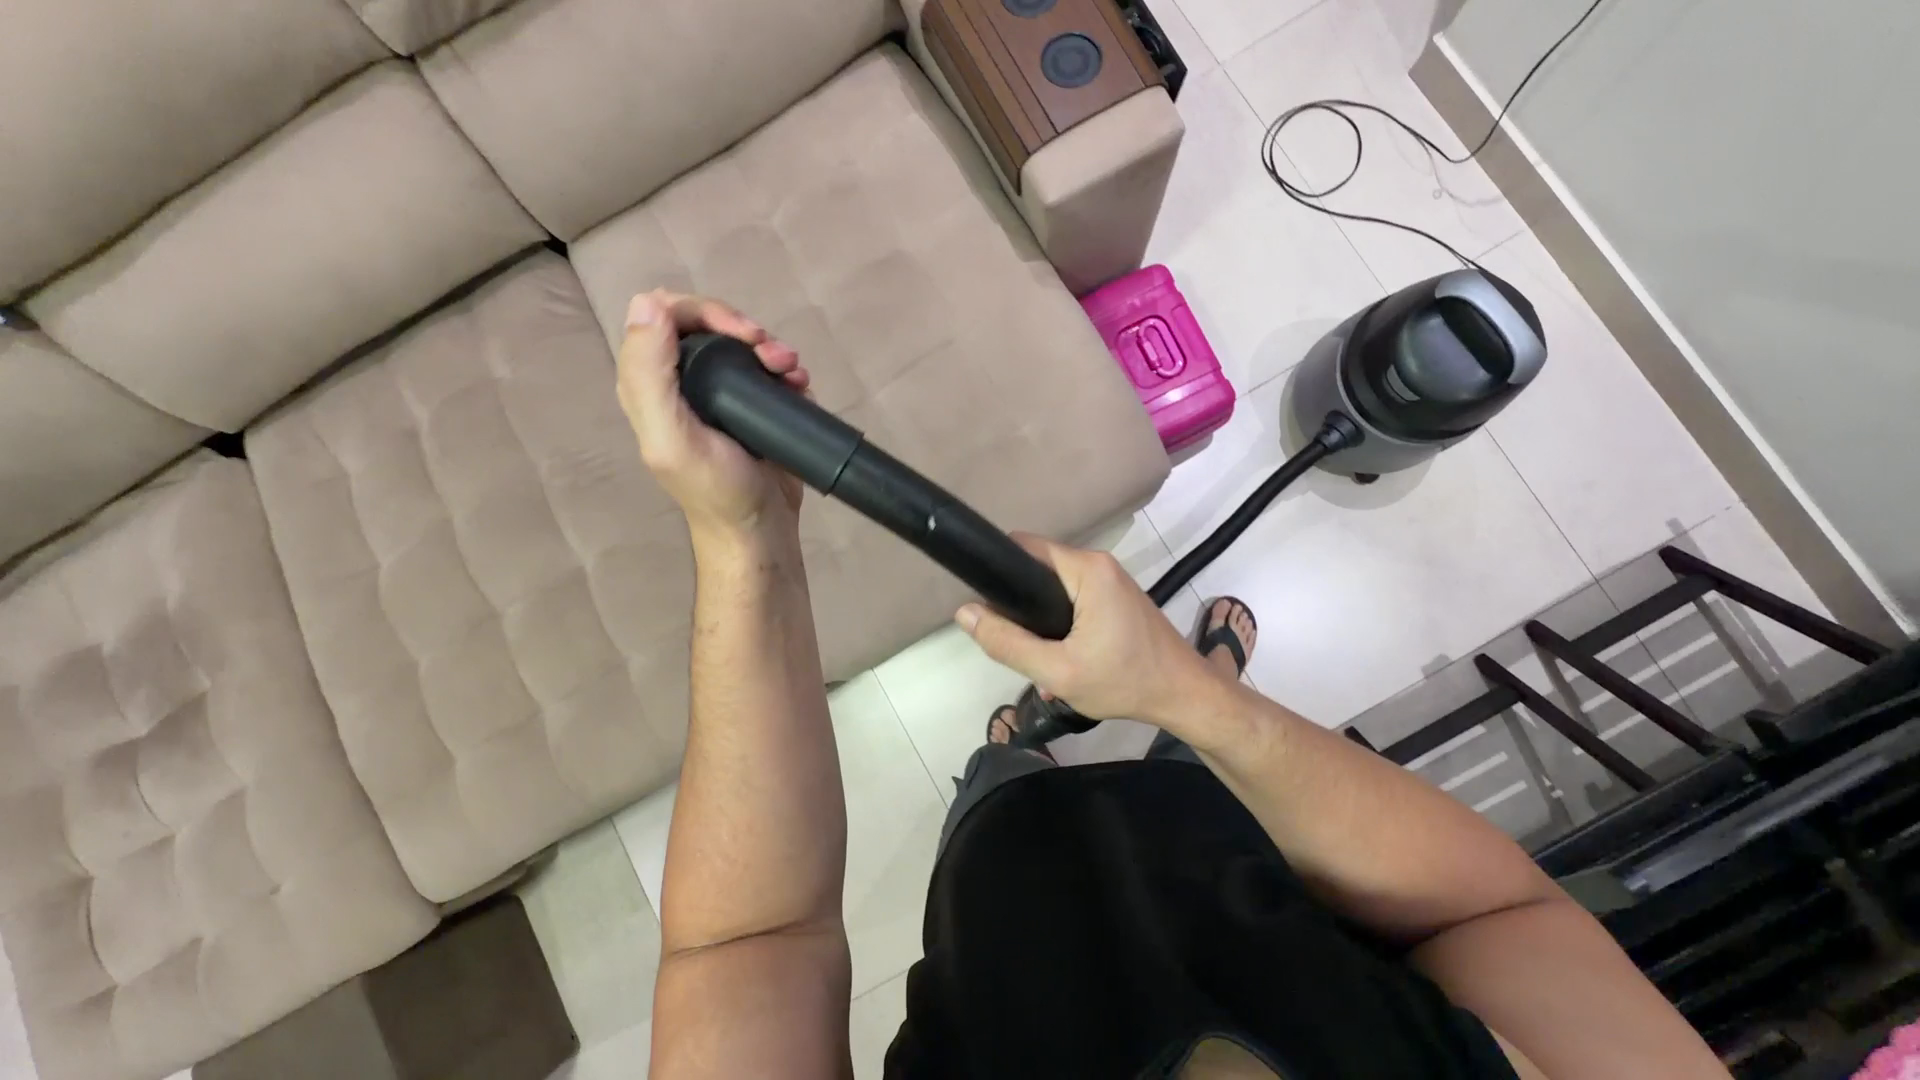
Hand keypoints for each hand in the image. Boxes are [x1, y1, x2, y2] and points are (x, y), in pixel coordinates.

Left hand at [616, 290, 810, 539]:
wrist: (760, 529)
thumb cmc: (717, 491)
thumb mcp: (672, 439)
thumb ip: (650, 376)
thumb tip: (648, 303)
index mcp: (649, 385)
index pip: (661, 314)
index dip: (702, 311)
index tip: (742, 337)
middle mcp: (679, 381)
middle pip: (704, 321)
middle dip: (743, 328)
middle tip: (775, 355)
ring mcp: (718, 391)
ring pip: (738, 340)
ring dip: (770, 348)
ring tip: (792, 373)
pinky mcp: (752, 404)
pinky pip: (765, 366)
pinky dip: (785, 369)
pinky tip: (799, 385)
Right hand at [953, 535, 1220, 729]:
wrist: (1184, 696)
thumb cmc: (1124, 681)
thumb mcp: (1058, 671)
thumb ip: (1008, 643)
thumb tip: (964, 613)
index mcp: (1087, 569)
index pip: (1024, 548)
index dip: (999, 571)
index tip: (985, 603)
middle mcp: (1099, 564)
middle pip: (1038, 568)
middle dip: (1020, 601)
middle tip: (1012, 639)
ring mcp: (1111, 580)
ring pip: (1055, 586)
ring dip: (1040, 616)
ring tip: (1034, 651)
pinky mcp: (1117, 598)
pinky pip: (1074, 597)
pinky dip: (1060, 621)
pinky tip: (1059, 653)